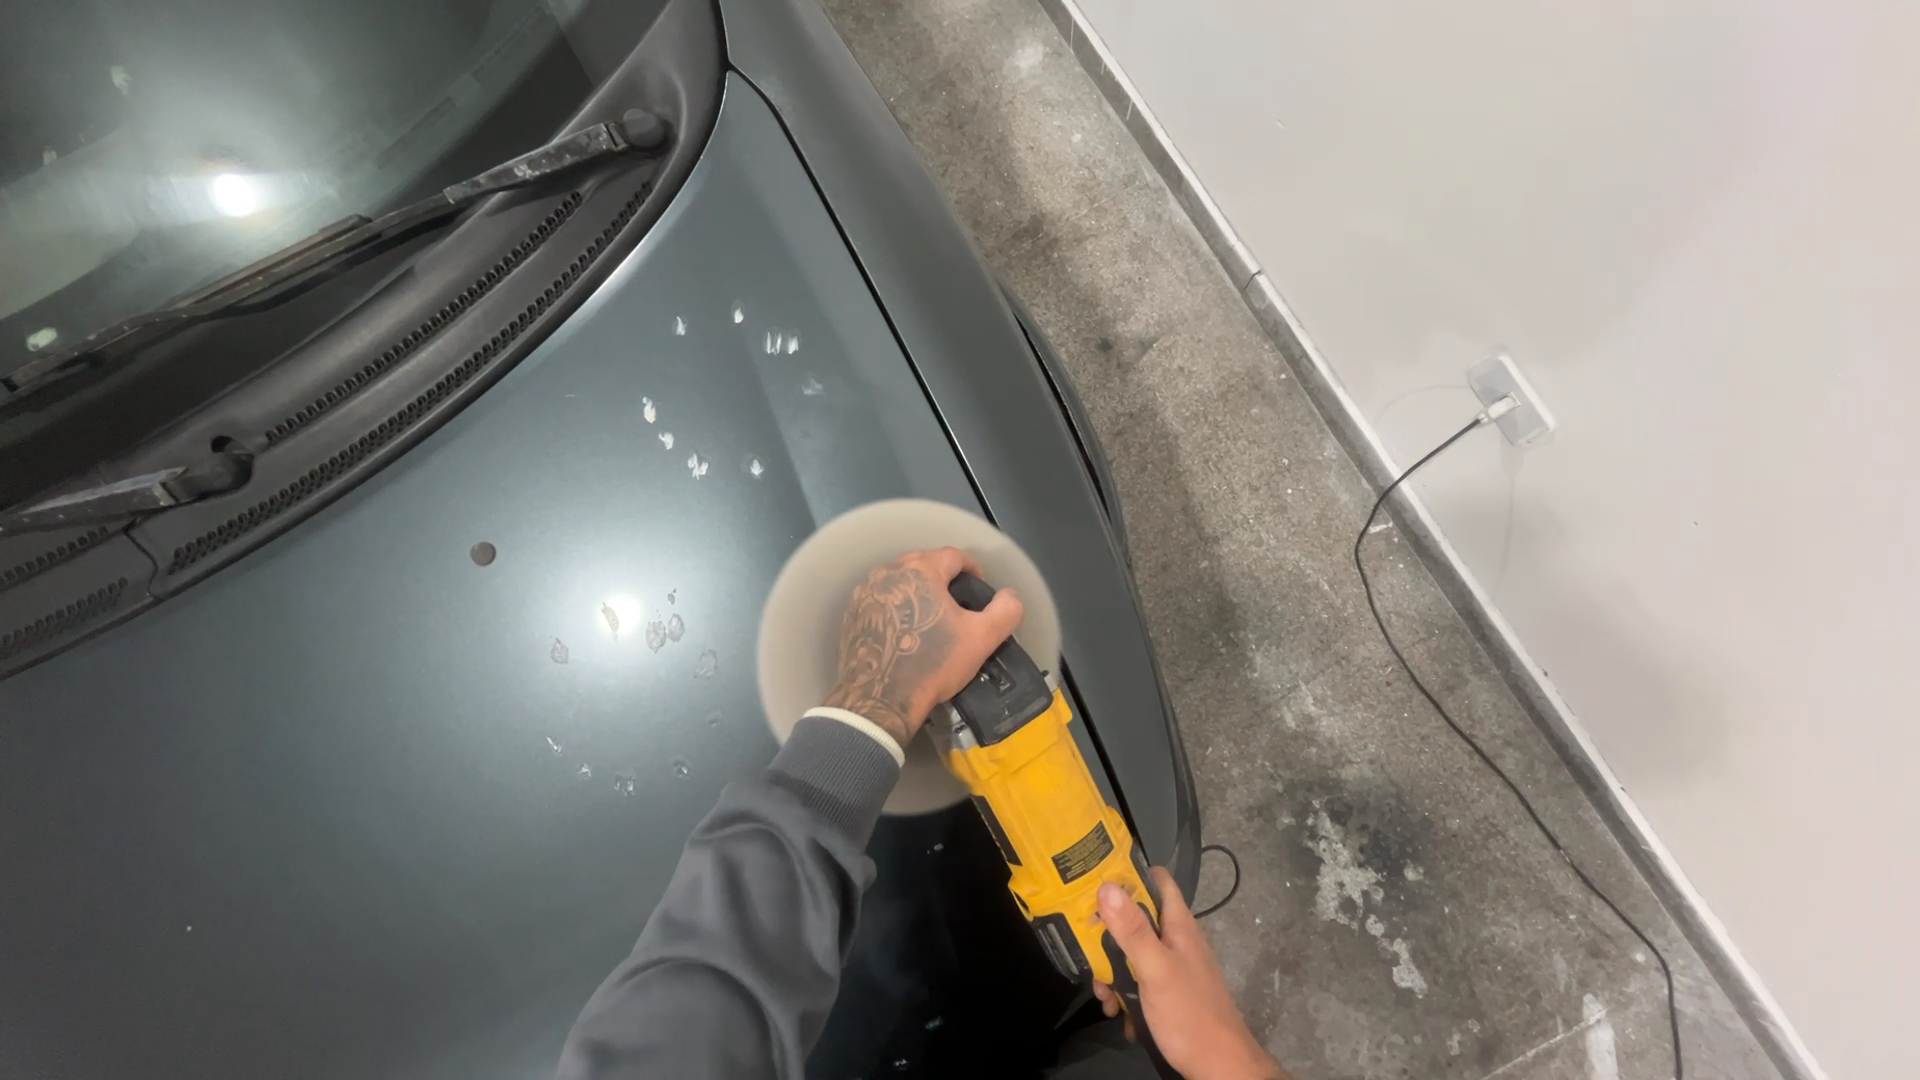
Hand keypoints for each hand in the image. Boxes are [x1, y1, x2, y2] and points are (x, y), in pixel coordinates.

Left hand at [821, 547, 1023, 748]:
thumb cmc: (932, 664)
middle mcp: (889, 572)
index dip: (972, 569)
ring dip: (918, 593)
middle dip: (944, 579)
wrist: (878, 699)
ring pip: (901, 582)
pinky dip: (897, 609)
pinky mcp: (853, 614)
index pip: (954, 556)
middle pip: (924, 565)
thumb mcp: (982, 639)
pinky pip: (882, 601)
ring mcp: (866, 592)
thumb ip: (1005, 611)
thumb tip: (1011, 596)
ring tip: (931, 619)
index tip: (979, 587)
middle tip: (957, 605)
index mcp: (921, 570)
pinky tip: (905, 632)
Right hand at [1093, 868, 1289, 1079]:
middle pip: (1136, 918)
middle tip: (1090, 951)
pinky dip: (1126, 993)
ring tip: (1104, 995)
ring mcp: (1174, 966)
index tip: (1096, 878)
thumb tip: (1106, 885)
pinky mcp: (1169, 993)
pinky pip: (1140, 980)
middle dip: (1110, 934)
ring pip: (1134, 952)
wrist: (1222, 1071)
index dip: (1128, 873)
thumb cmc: (1190, 1014)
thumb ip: (1132, 929)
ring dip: (1114, 970)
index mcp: (1178, 924)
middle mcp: (1176, 939)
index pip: (1156, 879)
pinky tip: (1120, 1013)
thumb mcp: (1155, 969)